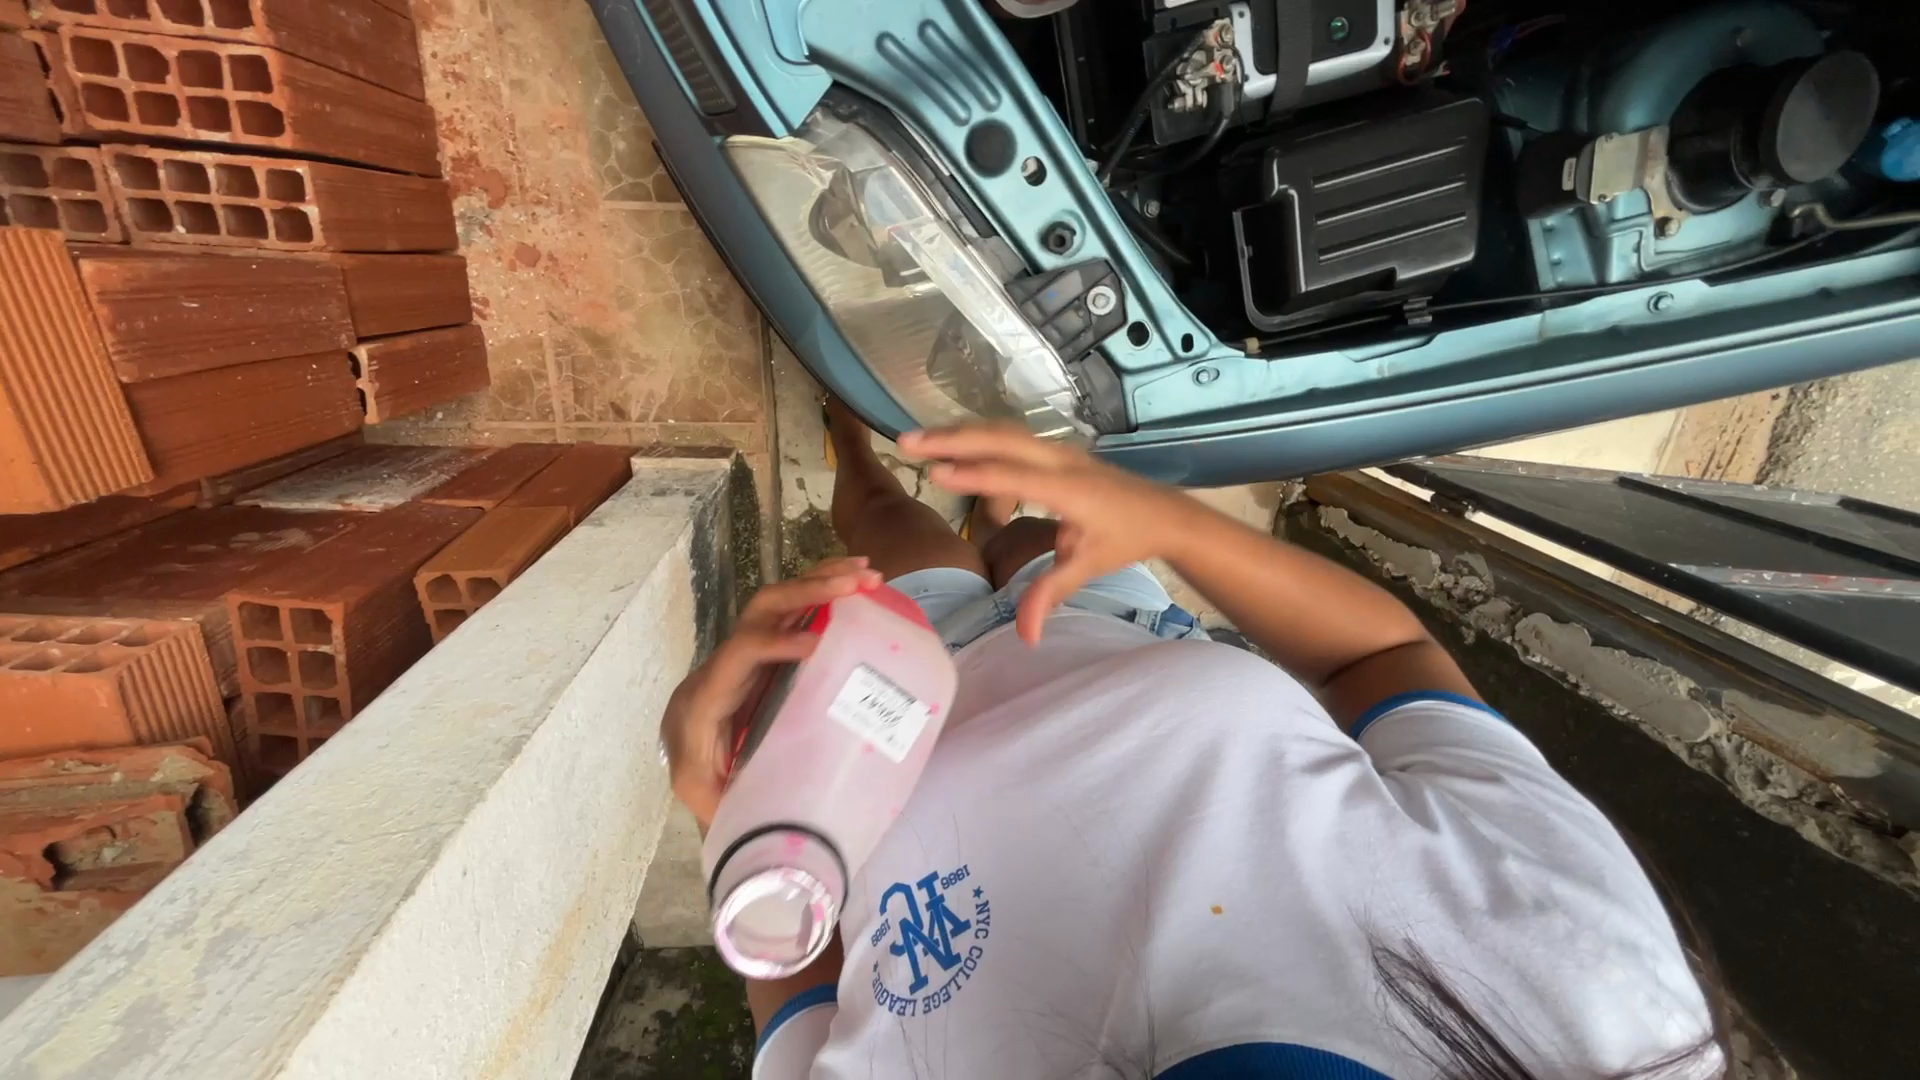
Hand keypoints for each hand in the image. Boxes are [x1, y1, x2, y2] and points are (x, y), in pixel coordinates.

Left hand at [661, 557, 882, 828]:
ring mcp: (744, 650)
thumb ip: (734, 815)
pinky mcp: (765, 647)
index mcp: (708, 700)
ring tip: (867, 573)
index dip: (773, 644)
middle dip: (808, 591)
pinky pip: (792, 610)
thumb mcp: (714, 805)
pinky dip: (823, 592)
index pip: (738, 657)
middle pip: (760, 610)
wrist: (687, 758)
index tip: (817, 643)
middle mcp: (723, 664)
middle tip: (858, 584)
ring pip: (777, 601)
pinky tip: (856, 586)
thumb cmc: (702, 782)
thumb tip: (773, 849)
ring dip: (822, 581)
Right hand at [899, 422, 1200, 643]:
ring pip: (1002, 430)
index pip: (1013, 476)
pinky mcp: (1054, 449)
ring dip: (959, 431)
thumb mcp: (1088, 568)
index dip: (973, 474)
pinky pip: (1010, 434)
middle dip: (951, 438)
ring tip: (917, 440)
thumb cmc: (1125, 540)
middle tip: (907, 442)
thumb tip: (1026, 638)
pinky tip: (951, 440)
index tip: (934, 472)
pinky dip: (976, 433)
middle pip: (1000, 438)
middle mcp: (1060, 459)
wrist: (1162, 512)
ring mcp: (1058, 448)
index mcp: (1069, 488)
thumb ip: (1051, 595)